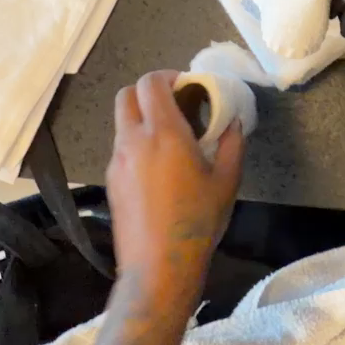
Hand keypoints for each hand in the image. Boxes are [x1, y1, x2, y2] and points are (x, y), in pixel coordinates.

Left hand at [105, 71, 245, 309]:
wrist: (158, 268)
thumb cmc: (197, 220)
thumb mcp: (227, 180)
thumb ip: (232, 144)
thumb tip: (233, 122)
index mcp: (163, 134)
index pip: (151, 83)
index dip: (168, 76)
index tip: (188, 85)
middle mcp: (133, 142)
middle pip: (126, 95)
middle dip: (149, 91)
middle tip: (176, 103)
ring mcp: (117, 163)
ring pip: (122, 122)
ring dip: (143, 117)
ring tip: (171, 137)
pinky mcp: (111, 182)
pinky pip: (122, 148)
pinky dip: (137, 142)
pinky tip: (160, 166)